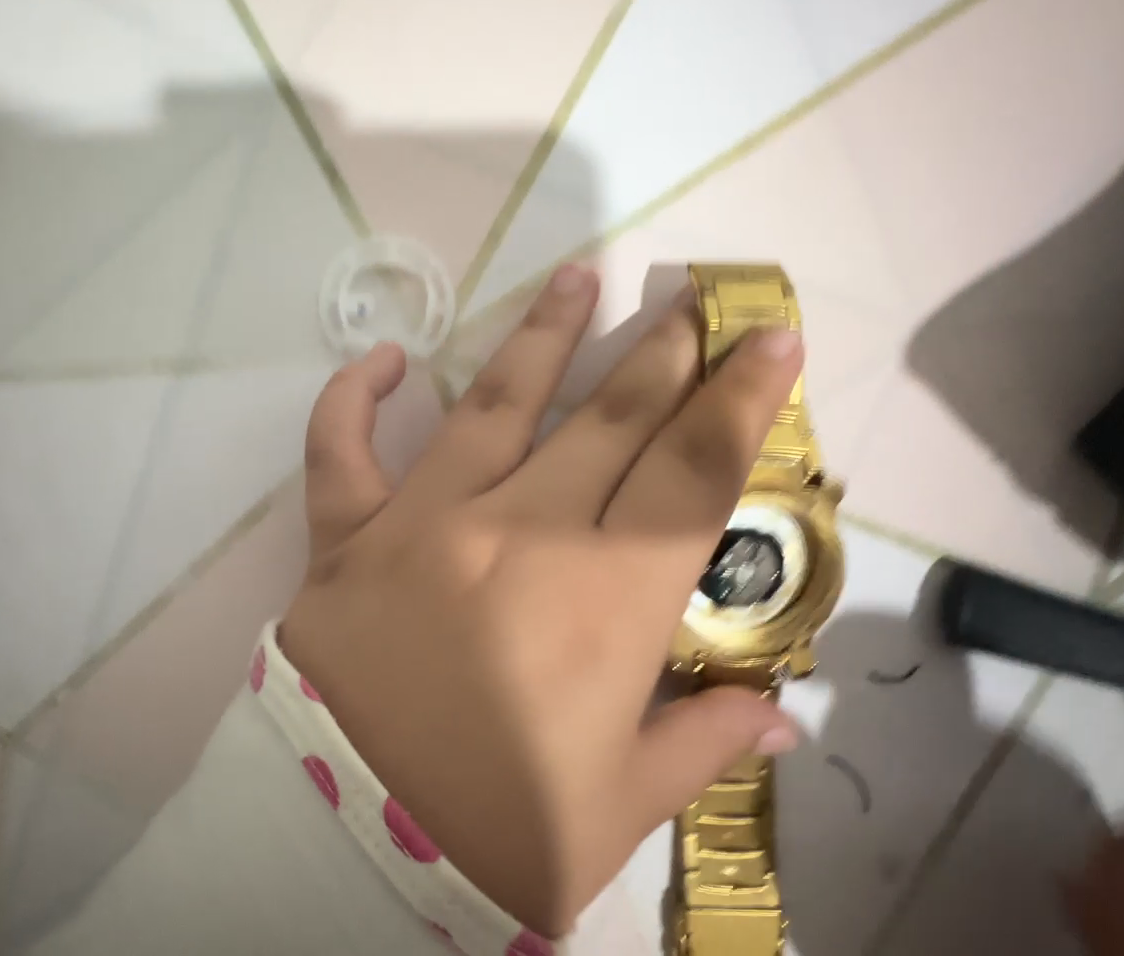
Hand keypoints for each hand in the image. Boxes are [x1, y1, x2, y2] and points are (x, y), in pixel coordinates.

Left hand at [280, 263, 803, 935]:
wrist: (347, 846)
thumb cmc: (496, 835)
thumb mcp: (618, 806)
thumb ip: (702, 743)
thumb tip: (782, 717)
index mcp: (605, 601)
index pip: (693, 476)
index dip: (741, 400)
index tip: (773, 336)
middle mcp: (520, 535)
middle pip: (610, 421)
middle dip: (662, 353)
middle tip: (694, 297)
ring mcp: (423, 523)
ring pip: (492, 406)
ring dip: (541, 336)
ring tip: (577, 277)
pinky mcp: (344, 536)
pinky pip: (340, 449)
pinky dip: (351, 399)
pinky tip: (385, 359)